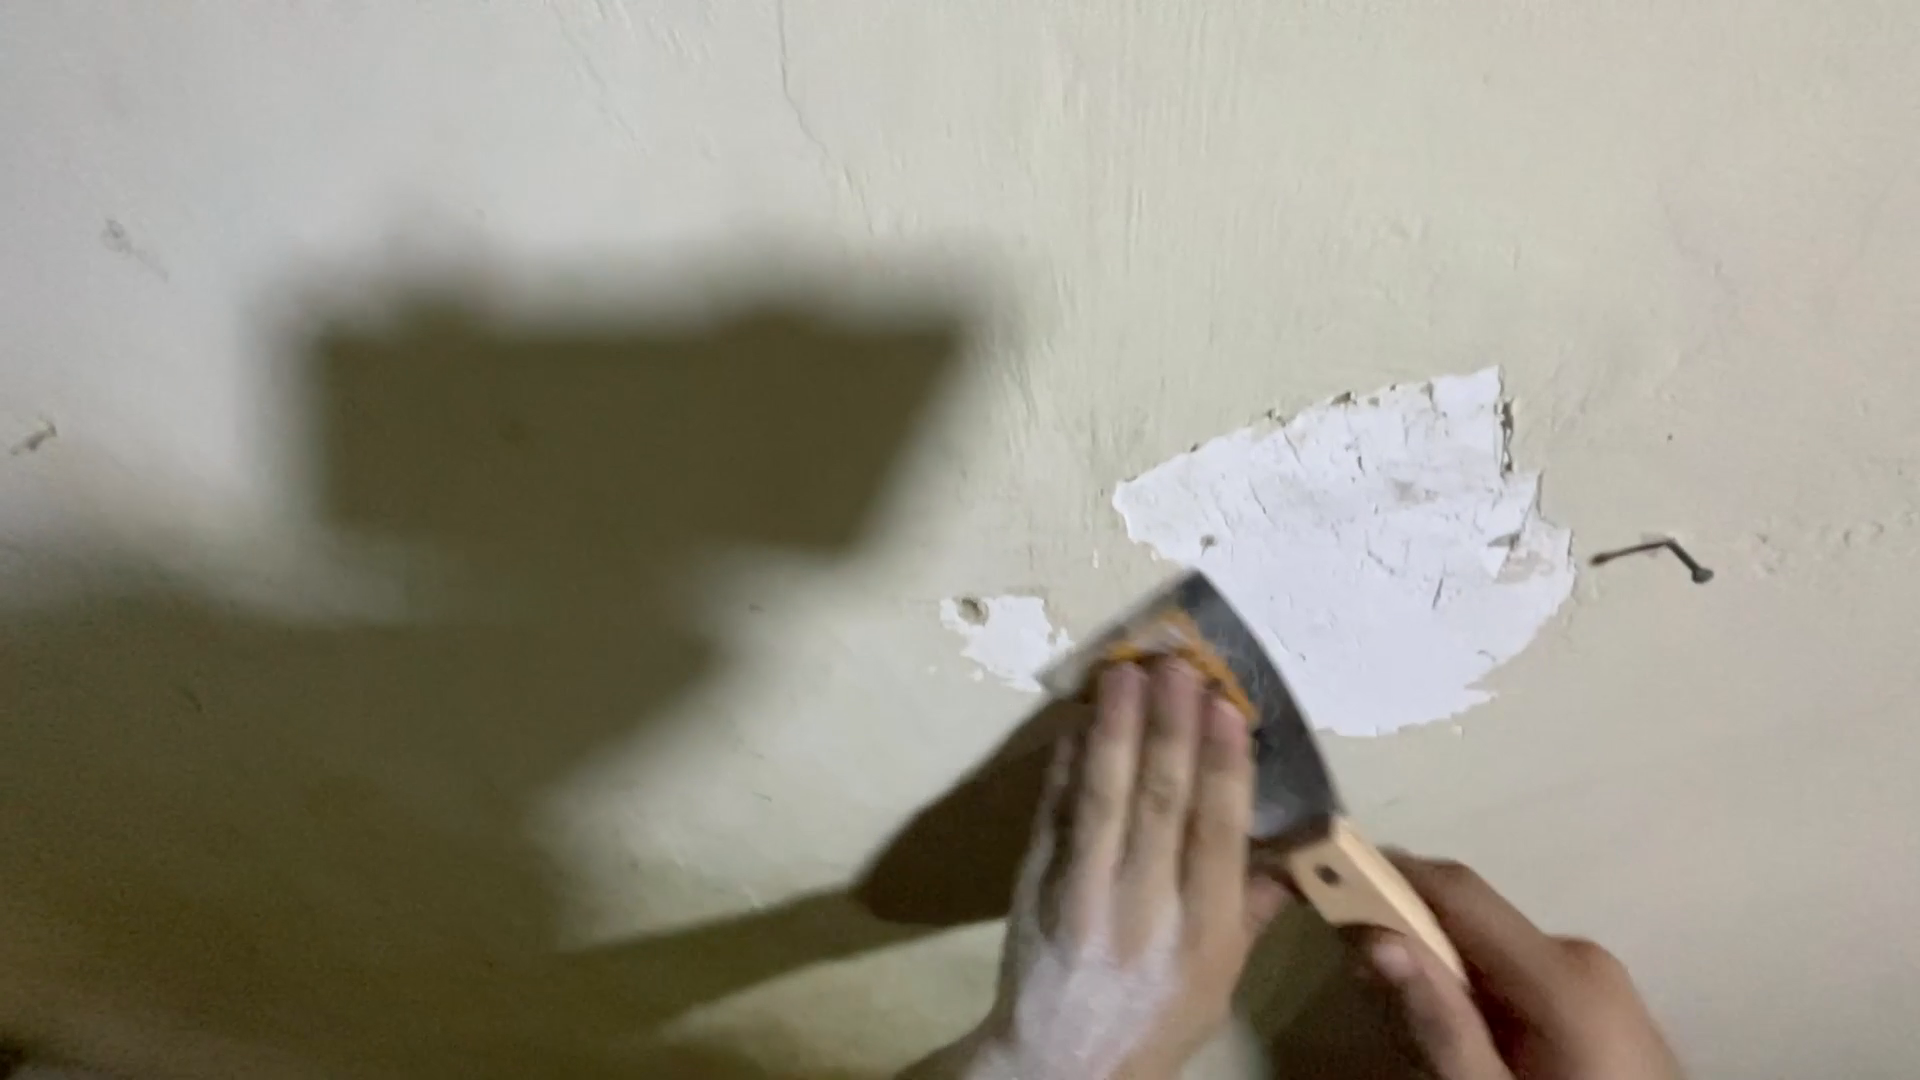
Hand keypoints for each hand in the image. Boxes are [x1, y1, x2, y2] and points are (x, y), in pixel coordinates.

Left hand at [939, 660, 1287, 1079]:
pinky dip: (1065, 763)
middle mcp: (1145, 906)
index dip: (1222, 763)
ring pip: (1102, 796)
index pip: (1217, 832)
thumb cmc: (1156, 1016)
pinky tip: (1077, 721)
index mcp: (1204, 932)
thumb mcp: (1220, 977)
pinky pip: (1053, 810)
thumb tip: (1293, 847)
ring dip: (1114, 728)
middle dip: (1168, 726)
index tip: (1226, 704)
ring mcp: (1082, 891)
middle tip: (1175, 664)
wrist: (1060, 1058)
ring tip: (1123, 673)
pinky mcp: (1034, 880)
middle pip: (1159, 800)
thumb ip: (1251, 906)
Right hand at [1354, 854, 1683, 1078]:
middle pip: (1466, 911)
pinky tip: (1455, 1014)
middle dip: (1404, 922)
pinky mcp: (1599, 996)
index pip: (1457, 890)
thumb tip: (1376, 937)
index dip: (1389, 871)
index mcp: (1564, 977)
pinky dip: (1468, 972)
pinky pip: (1511, 960)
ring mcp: (1596, 975)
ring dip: (1433, 951)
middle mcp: (1581, 955)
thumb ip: (1440, 1021)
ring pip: (1483, 935)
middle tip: (1358, 960)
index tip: (1329, 872)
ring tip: (1401, 996)